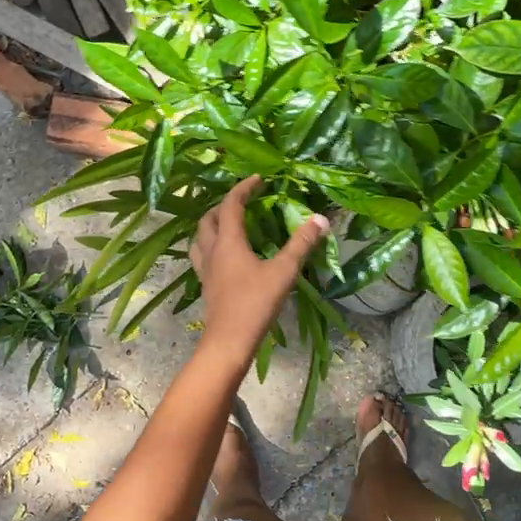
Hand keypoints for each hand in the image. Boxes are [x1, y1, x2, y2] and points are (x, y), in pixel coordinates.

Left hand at [190, 176, 327, 353]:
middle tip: (244, 202)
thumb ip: (301, 244)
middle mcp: (212, 251)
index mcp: (228, 242)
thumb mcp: (284, 272)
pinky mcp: (206, 285)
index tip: (258, 179)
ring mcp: (205, 269)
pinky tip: (225, 256)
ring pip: (200, 238)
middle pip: (209, 219)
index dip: (243, 188)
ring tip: (229, 225)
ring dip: (212, 226)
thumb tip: (321, 218)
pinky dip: (211, 247)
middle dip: (224, 206)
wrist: (229, 341)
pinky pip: (202, 256)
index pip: (231, 204)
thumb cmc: (255, 303)